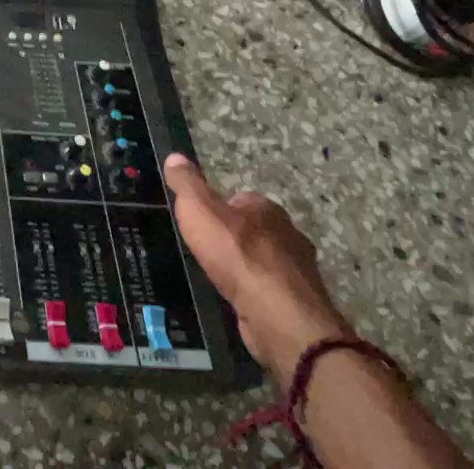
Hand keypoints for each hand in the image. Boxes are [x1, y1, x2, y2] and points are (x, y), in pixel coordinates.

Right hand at [162, 153, 350, 387]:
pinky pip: (271, 289)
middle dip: (235, 239)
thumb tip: (175, 157)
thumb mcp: (199, 210)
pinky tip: (240, 300)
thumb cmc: (237, 255)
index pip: (240, 199)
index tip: (201, 224)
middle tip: (208, 251)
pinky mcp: (298, 302)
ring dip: (247, 268)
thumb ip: (187, 184)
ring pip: (265, 261)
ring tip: (222, 278)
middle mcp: (289, 234)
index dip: (218, 209)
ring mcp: (298, 270)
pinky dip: (257, 293)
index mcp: (267, 208)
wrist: (278, 315)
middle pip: (255, 229)